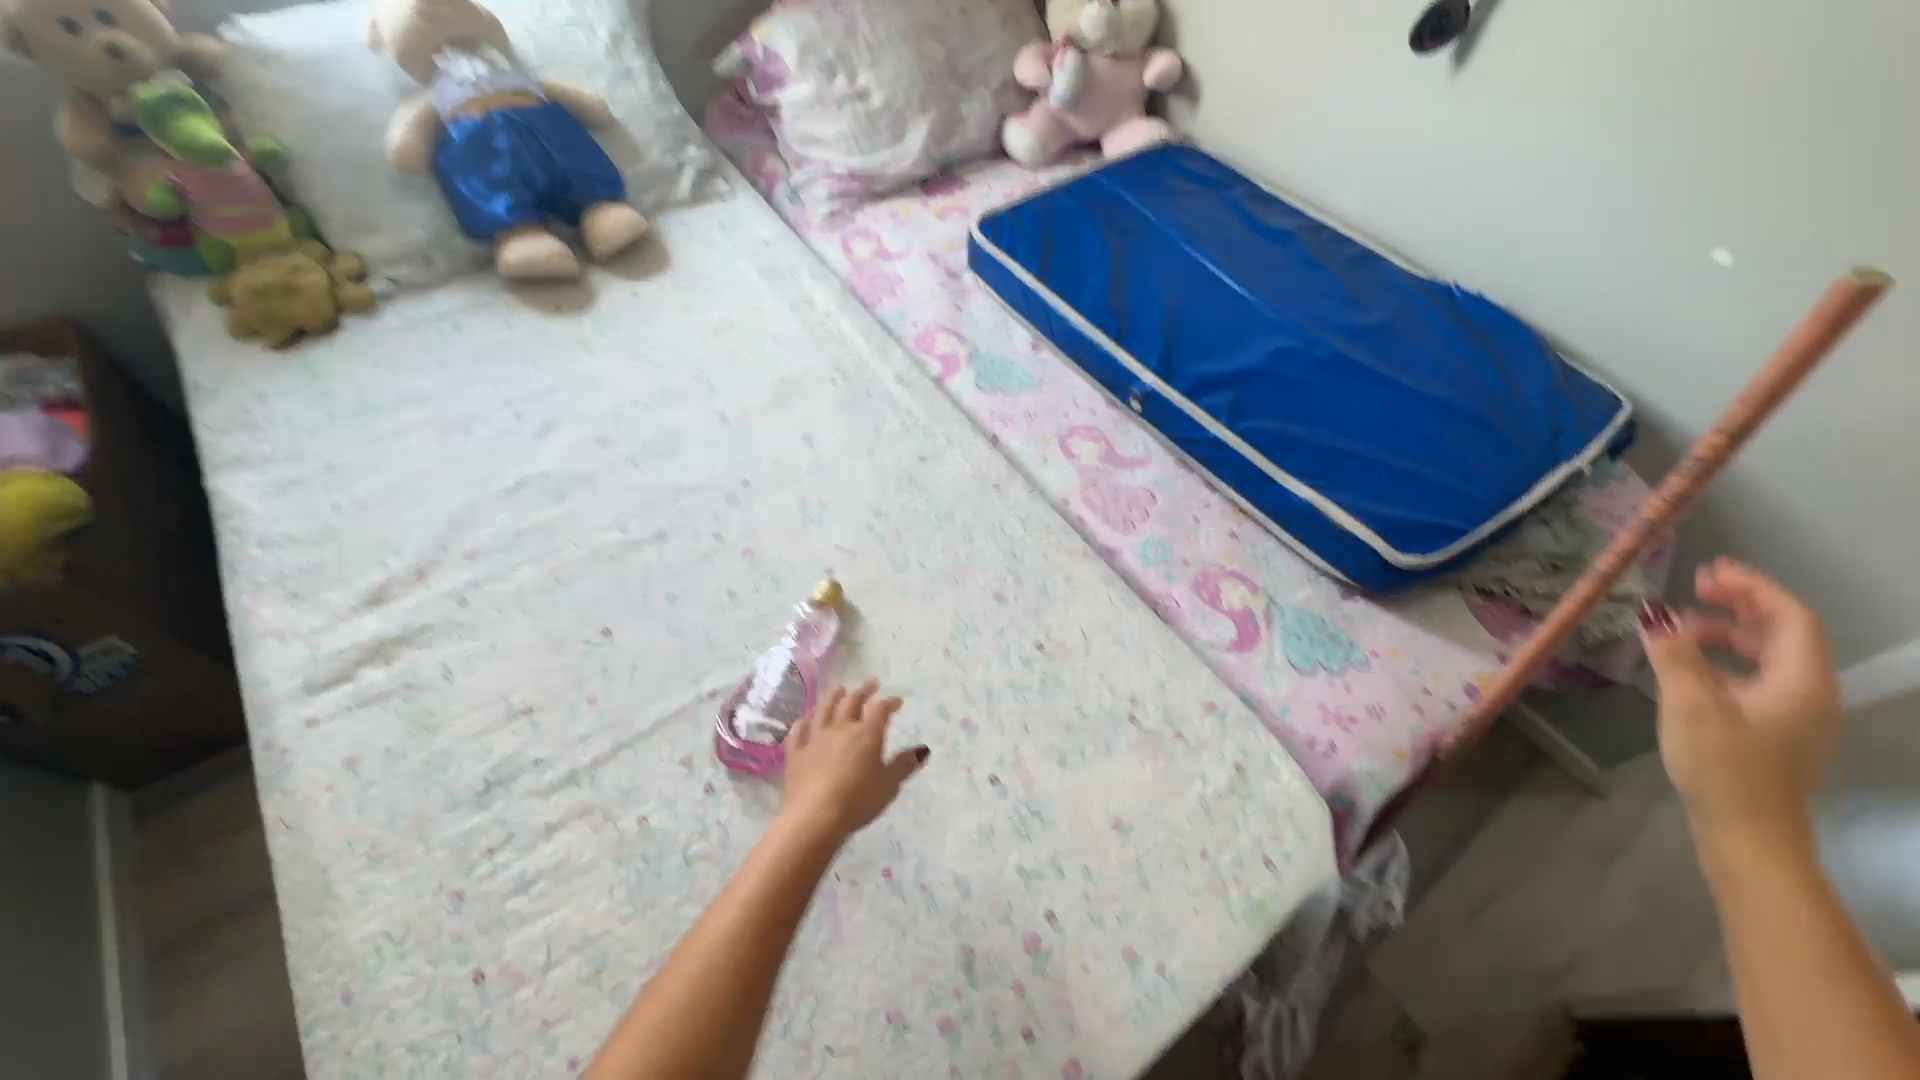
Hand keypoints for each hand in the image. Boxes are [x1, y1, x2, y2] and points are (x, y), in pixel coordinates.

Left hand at [780, 679, 927, 842]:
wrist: (815, 816)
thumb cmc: (858, 801)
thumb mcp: (889, 785)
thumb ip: (904, 765)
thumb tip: (922, 749)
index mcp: (866, 734)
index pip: (880, 709)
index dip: (889, 702)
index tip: (897, 701)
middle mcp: (841, 729)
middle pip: (851, 702)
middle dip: (863, 691)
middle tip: (870, 684)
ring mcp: (815, 739)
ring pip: (824, 710)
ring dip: (833, 698)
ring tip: (839, 690)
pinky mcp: (796, 753)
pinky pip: (798, 732)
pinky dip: (803, 724)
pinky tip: (804, 721)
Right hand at [1641, 559, 1842, 851]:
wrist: (1748, 837)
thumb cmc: (1723, 769)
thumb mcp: (1690, 706)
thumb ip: (1674, 655)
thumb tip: (1654, 613)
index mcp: (1801, 682)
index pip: (1790, 616)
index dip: (1752, 588)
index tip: (1708, 572)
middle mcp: (1808, 693)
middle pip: (1782, 634)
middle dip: (1739, 606)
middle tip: (1693, 590)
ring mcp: (1794, 716)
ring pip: (1767, 658)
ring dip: (1728, 634)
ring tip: (1681, 629)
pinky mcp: (1774, 733)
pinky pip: (1756, 680)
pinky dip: (1725, 662)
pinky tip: (1688, 669)